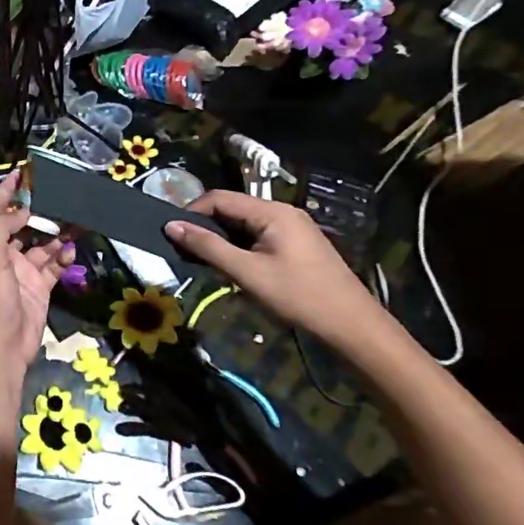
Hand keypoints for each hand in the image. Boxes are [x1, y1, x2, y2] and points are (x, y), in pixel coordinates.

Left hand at [0, 170, 73, 364]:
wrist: (4, 346)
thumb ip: (2, 228)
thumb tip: (23, 209)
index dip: (6, 192)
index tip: (21, 173)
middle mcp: (4, 255)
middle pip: (23, 225)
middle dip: (40, 211)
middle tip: (60, 196)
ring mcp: (23, 271)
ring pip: (42, 244)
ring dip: (57, 233)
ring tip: (75, 220)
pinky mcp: (40, 286)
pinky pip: (54, 265)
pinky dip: (64, 256)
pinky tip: (73, 249)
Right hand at [164, 191, 384, 342]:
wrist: (353, 326)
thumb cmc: (298, 297)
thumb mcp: (247, 273)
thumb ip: (208, 247)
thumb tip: (171, 226)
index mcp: (272, 211)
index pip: (220, 198)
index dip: (192, 212)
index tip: (172, 235)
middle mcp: (283, 211)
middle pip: (233, 208)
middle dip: (206, 226)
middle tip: (184, 250)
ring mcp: (293, 227)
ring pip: (245, 223)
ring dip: (222, 238)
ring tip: (203, 261)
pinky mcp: (297, 245)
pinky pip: (259, 236)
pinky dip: (240, 247)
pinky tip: (232, 266)